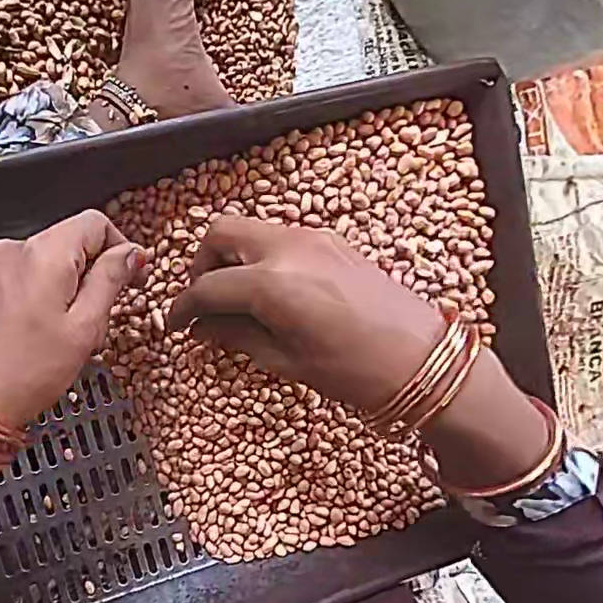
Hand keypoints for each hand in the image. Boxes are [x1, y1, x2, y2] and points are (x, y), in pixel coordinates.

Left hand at [0, 208, 147, 428]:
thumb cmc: (21, 373)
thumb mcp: (84, 328)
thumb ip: (111, 281)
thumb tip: (130, 254)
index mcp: (44, 254)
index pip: (96, 223)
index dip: (122, 248)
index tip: (133, 275)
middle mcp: (15, 250)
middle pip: (72, 241)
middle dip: (96, 273)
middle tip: (103, 317)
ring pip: (52, 262)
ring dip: (73, 288)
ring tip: (72, 334)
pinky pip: (29, 277)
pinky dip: (48, 296)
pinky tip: (47, 334)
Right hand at [165, 216, 445, 409]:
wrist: (425, 361)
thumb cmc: (356, 373)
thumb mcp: (286, 360)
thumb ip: (237, 335)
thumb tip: (203, 327)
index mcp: (273, 283)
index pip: (207, 286)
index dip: (183, 307)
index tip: (177, 324)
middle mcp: (289, 248)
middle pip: (222, 233)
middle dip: (203, 264)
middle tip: (205, 300)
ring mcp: (315, 238)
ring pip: (252, 230)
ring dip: (233, 257)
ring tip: (237, 299)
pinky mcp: (333, 241)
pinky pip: (281, 237)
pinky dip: (262, 256)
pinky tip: (270, 291)